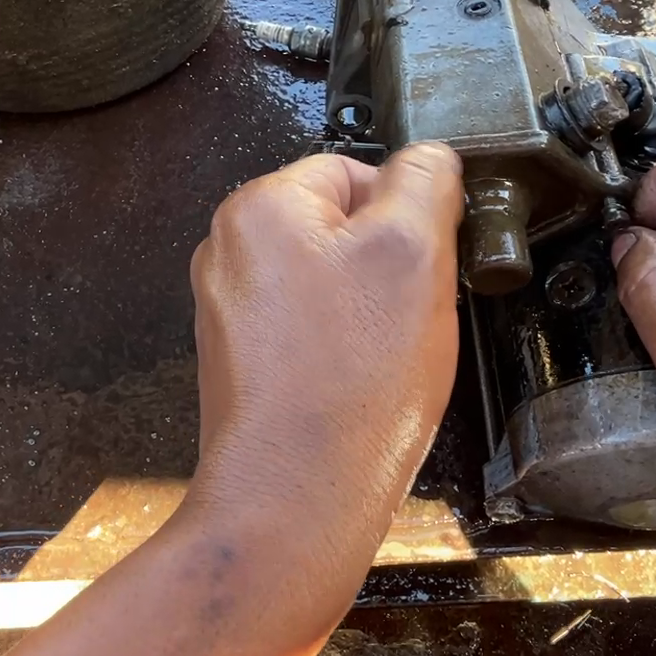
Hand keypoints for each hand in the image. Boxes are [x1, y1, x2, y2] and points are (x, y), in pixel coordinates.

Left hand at [188, 144, 464, 534]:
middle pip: (336, 226)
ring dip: (366, 306)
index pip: (352, 170)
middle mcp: (228, 249)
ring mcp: (227, 307)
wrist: (295, 498)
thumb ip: (424, 180)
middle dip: (383, 262)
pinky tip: (355, 379)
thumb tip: (428, 157)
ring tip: (381, 353)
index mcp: (257, 207)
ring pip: (326, 280)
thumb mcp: (413, 250)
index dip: (402, 212)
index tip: (422, 263)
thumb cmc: (356, 373)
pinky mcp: (238, 357)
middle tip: (405, 313)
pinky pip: (306, 326)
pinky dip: (338, 343)